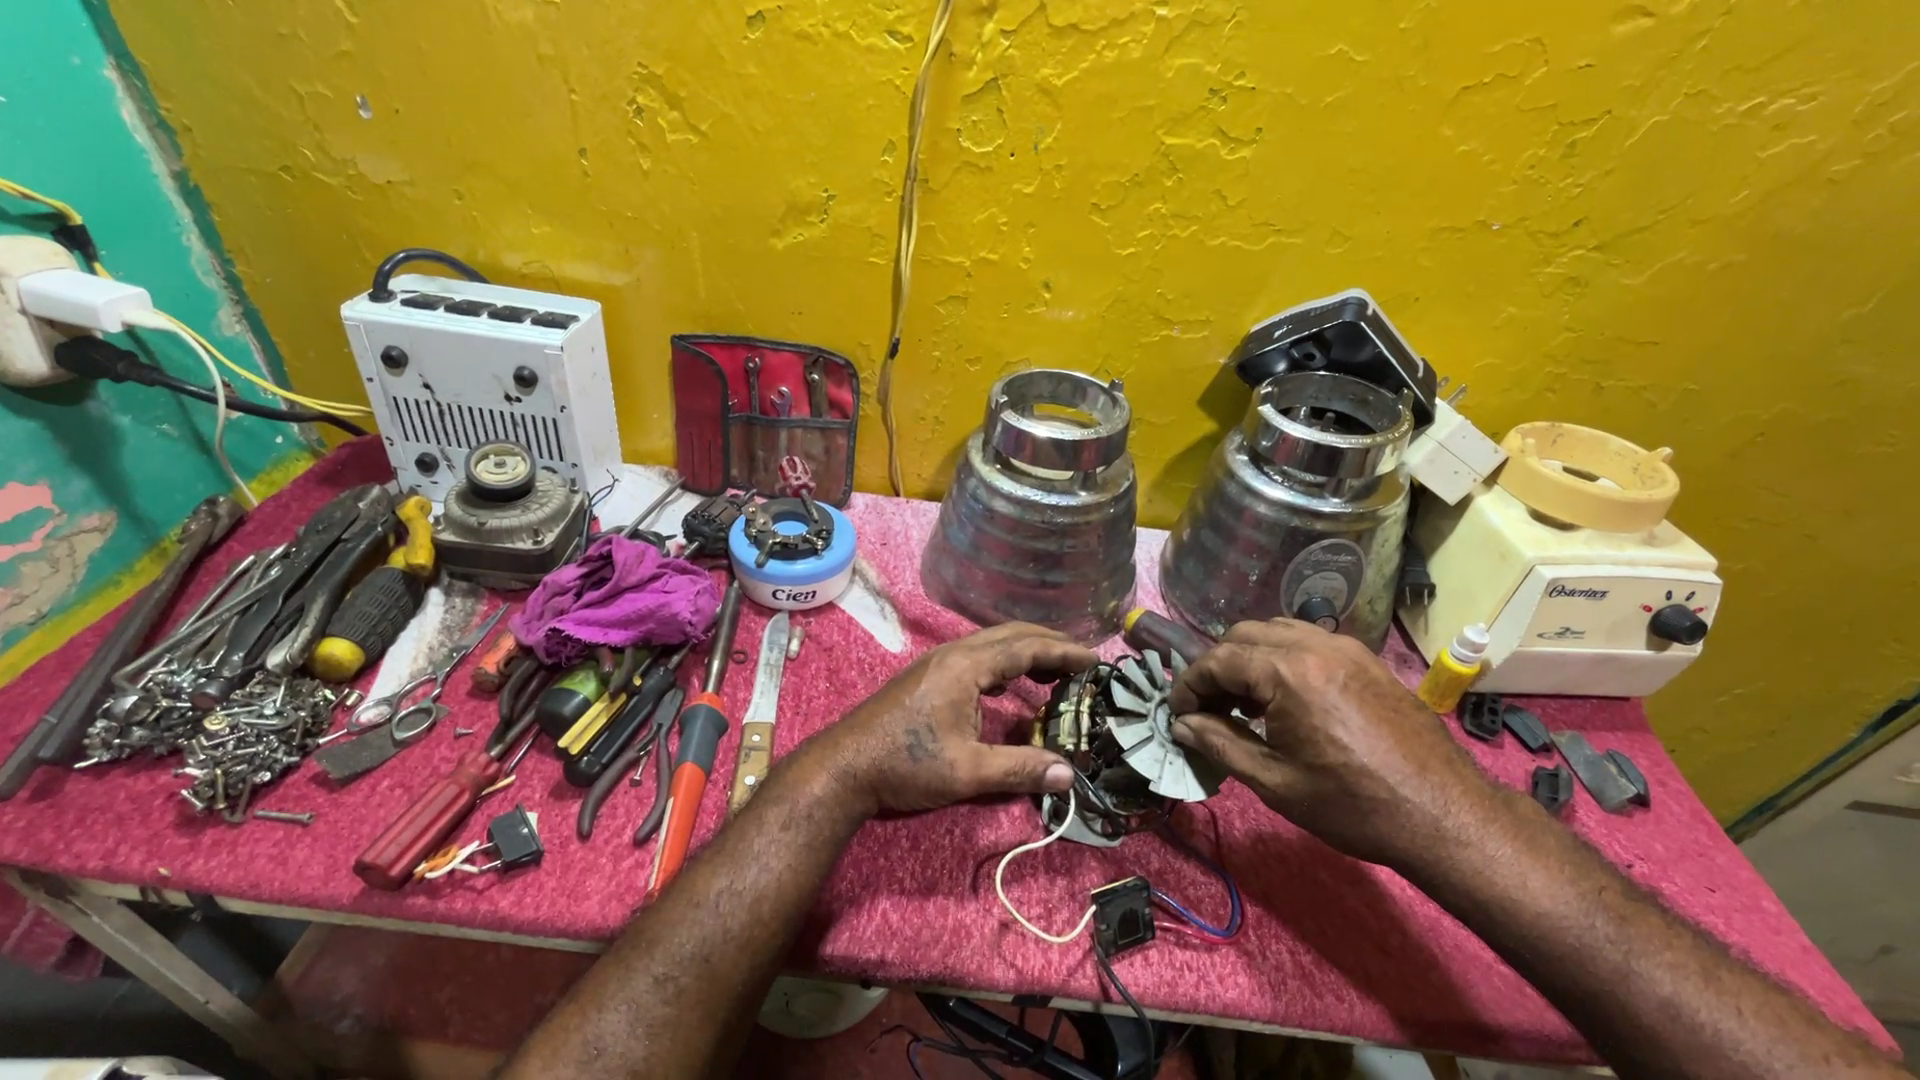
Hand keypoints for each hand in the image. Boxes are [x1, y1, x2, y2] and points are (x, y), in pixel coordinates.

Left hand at [805, 623, 1095, 815]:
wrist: (843, 767)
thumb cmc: (904, 765)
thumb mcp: (966, 772)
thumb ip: (1019, 769)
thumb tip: (1069, 775)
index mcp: (965, 666)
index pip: (1026, 647)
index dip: (1063, 652)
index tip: (1095, 659)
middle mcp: (953, 654)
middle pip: (1010, 635)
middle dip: (1049, 643)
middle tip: (1082, 660)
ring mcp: (936, 663)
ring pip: (991, 644)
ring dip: (1025, 651)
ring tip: (1055, 670)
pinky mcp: (927, 677)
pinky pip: (976, 657)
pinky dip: (1004, 662)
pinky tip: (1009, 685)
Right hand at [1169, 618, 1493, 867]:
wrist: (1443, 815)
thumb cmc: (1352, 804)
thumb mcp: (1275, 781)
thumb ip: (1220, 744)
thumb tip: (1183, 725)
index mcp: (1288, 673)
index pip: (1218, 659)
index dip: (1189, 685)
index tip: (1177, 714)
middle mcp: (1315, 646)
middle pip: (1243, 634)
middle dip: (1216, 666)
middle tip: (1207, 709)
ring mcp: (1346, 648)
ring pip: (1277, 631)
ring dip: (1249, 658)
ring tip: (1243, 703)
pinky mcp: (1367, 660)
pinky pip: (1309, 641)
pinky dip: (1282, 658)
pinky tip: (1283, 699)